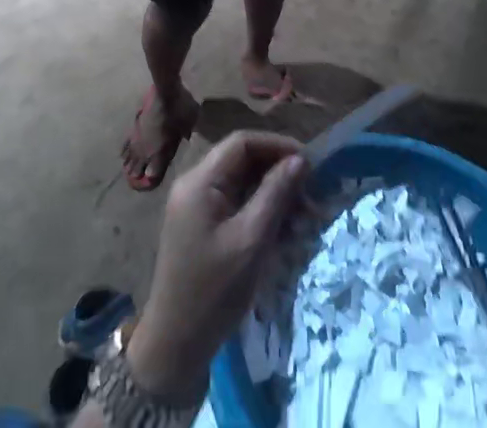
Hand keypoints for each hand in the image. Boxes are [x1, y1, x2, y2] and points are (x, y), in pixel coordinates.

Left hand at [126, 132, 309, 401]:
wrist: (175, 345)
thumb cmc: (213, 289)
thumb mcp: (252, 239)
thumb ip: (276, 193)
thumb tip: (300, 159)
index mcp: (200, 182)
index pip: (243, 142)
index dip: (278, 146)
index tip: (309, 165)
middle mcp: (195, 185)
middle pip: (244, 160)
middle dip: (280, 173)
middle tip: (311, 196)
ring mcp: (198, 206)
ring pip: (245, 182)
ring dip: (276, 193)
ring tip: (304, 218)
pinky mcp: (204, 225)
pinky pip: (239, 203)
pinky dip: (264, 210)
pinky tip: (286, 231)